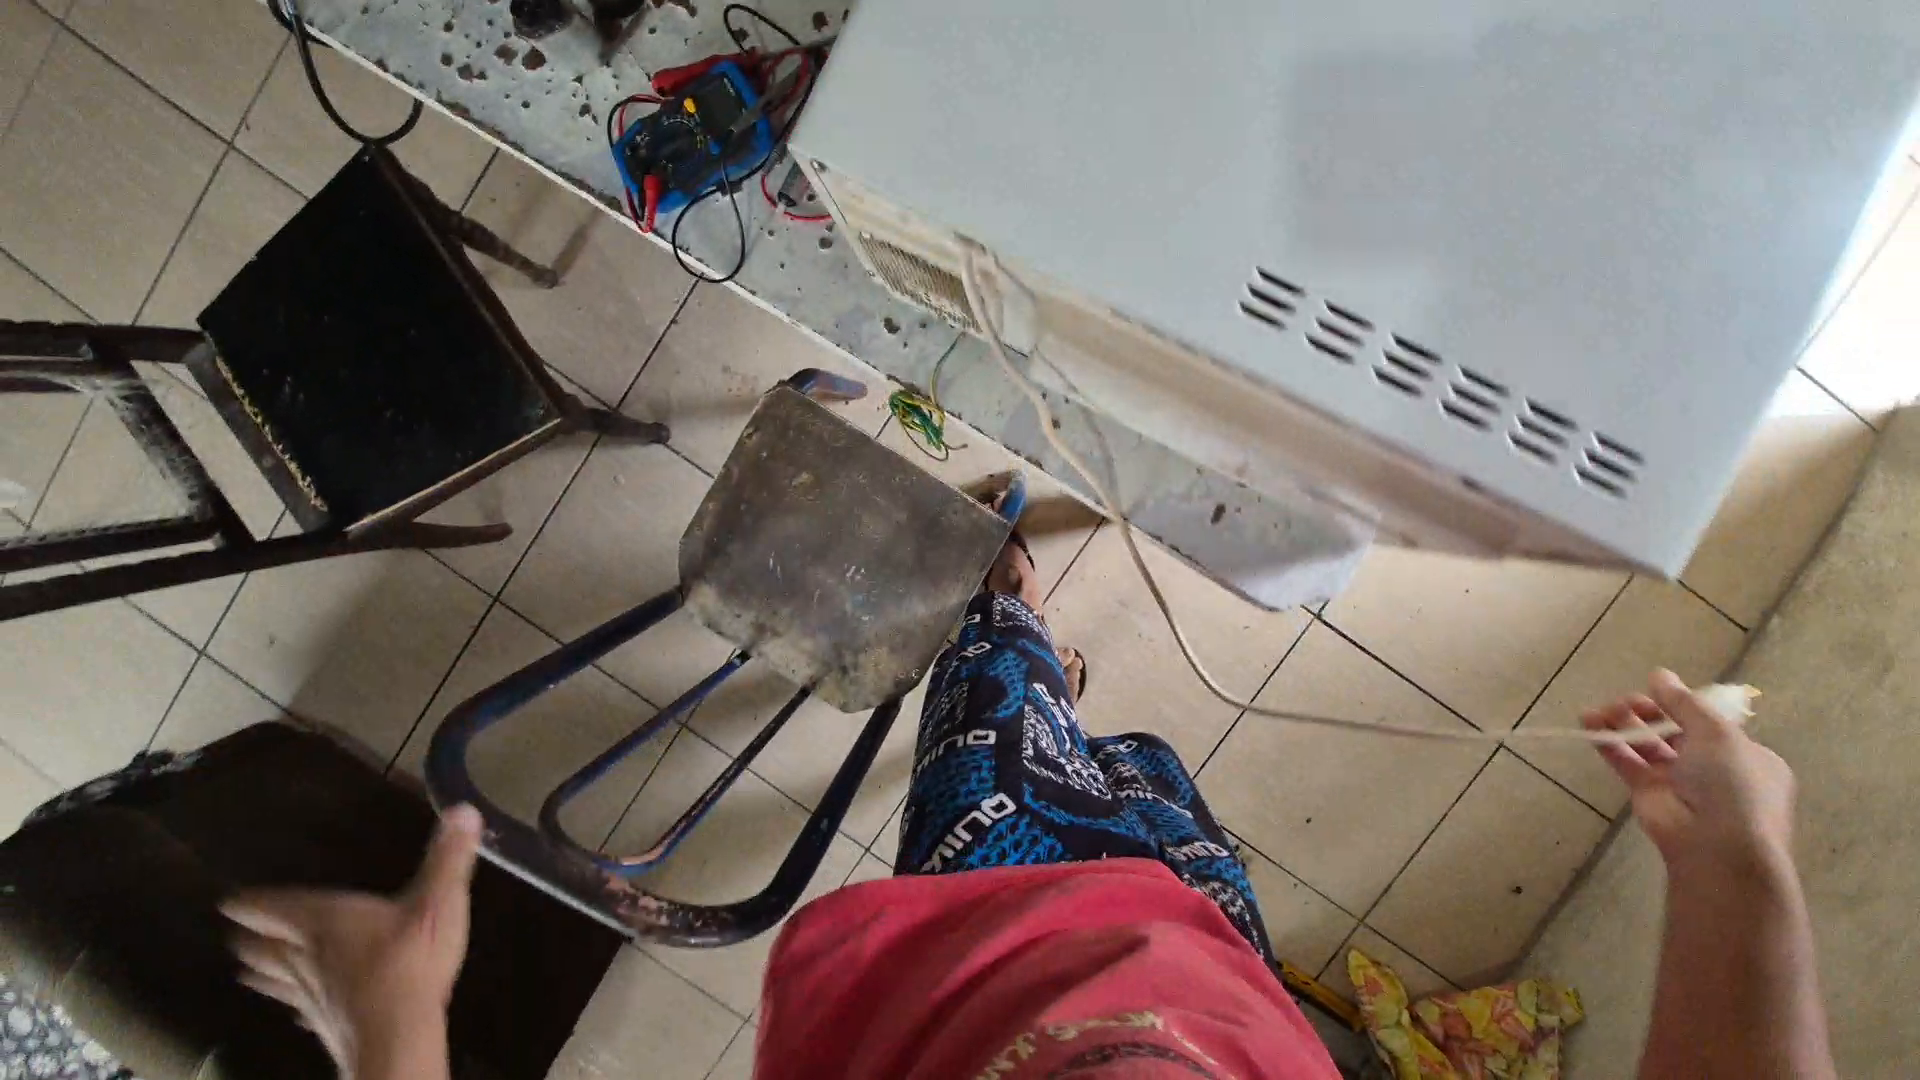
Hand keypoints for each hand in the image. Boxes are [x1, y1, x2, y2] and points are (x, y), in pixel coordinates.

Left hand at [222, 804, 482, 1073]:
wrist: (395, 1032)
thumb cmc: (411, 958)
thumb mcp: (439, 899)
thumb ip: (449, 856)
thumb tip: (462, 808)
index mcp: (327, 922)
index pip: (278, 908)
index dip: (253, 903)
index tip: (228, 901)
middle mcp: (307, 956)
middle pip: (266, 945)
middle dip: (252, 935)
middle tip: (237, 931)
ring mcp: (310, 993)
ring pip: (273, 977)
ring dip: (261, 967)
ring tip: (249, 964)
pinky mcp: (322, 1021)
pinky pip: (296, 1005)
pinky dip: (289, 998)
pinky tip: (294, 1004)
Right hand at [1584, 670, 1795, 874]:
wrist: (1716, 843)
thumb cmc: (1732, 784)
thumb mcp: (1718, 735)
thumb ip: (1684, 704)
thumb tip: (1659, 674)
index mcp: (1745, 755)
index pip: (1707, 722)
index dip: (1680, 704)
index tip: (1654, 691)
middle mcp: (1713, 766)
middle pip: (1671, 728)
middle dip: (1646, 711)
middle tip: (1624, 703)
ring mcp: (1678, 780)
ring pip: (1645, 742)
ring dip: (1622, 723)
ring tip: (1599, 711)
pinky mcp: (1646, 791)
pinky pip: (1625, 760)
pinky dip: (1607, 742)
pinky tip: (1589, 725)